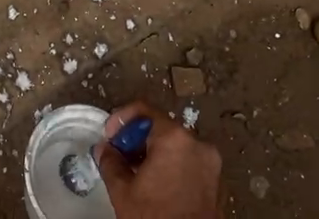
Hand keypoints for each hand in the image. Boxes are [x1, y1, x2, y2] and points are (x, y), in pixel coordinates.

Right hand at [96, 102, 223, 218]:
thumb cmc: (155, 217)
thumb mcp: (123, 191)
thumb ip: (110, 162)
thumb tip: (103, 148)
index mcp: (174, 137)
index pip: (143, 110)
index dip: (121, 119)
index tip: (109, 137)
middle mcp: (197, 143)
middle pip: (160, 127)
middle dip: (136, 138)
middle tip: (119, 154)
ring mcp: (210, 163)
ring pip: (175, 145)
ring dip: (153, 152)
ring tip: (135, 172)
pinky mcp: (215, 181)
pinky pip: (188, 161)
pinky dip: (170, 165)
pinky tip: (155, 183)